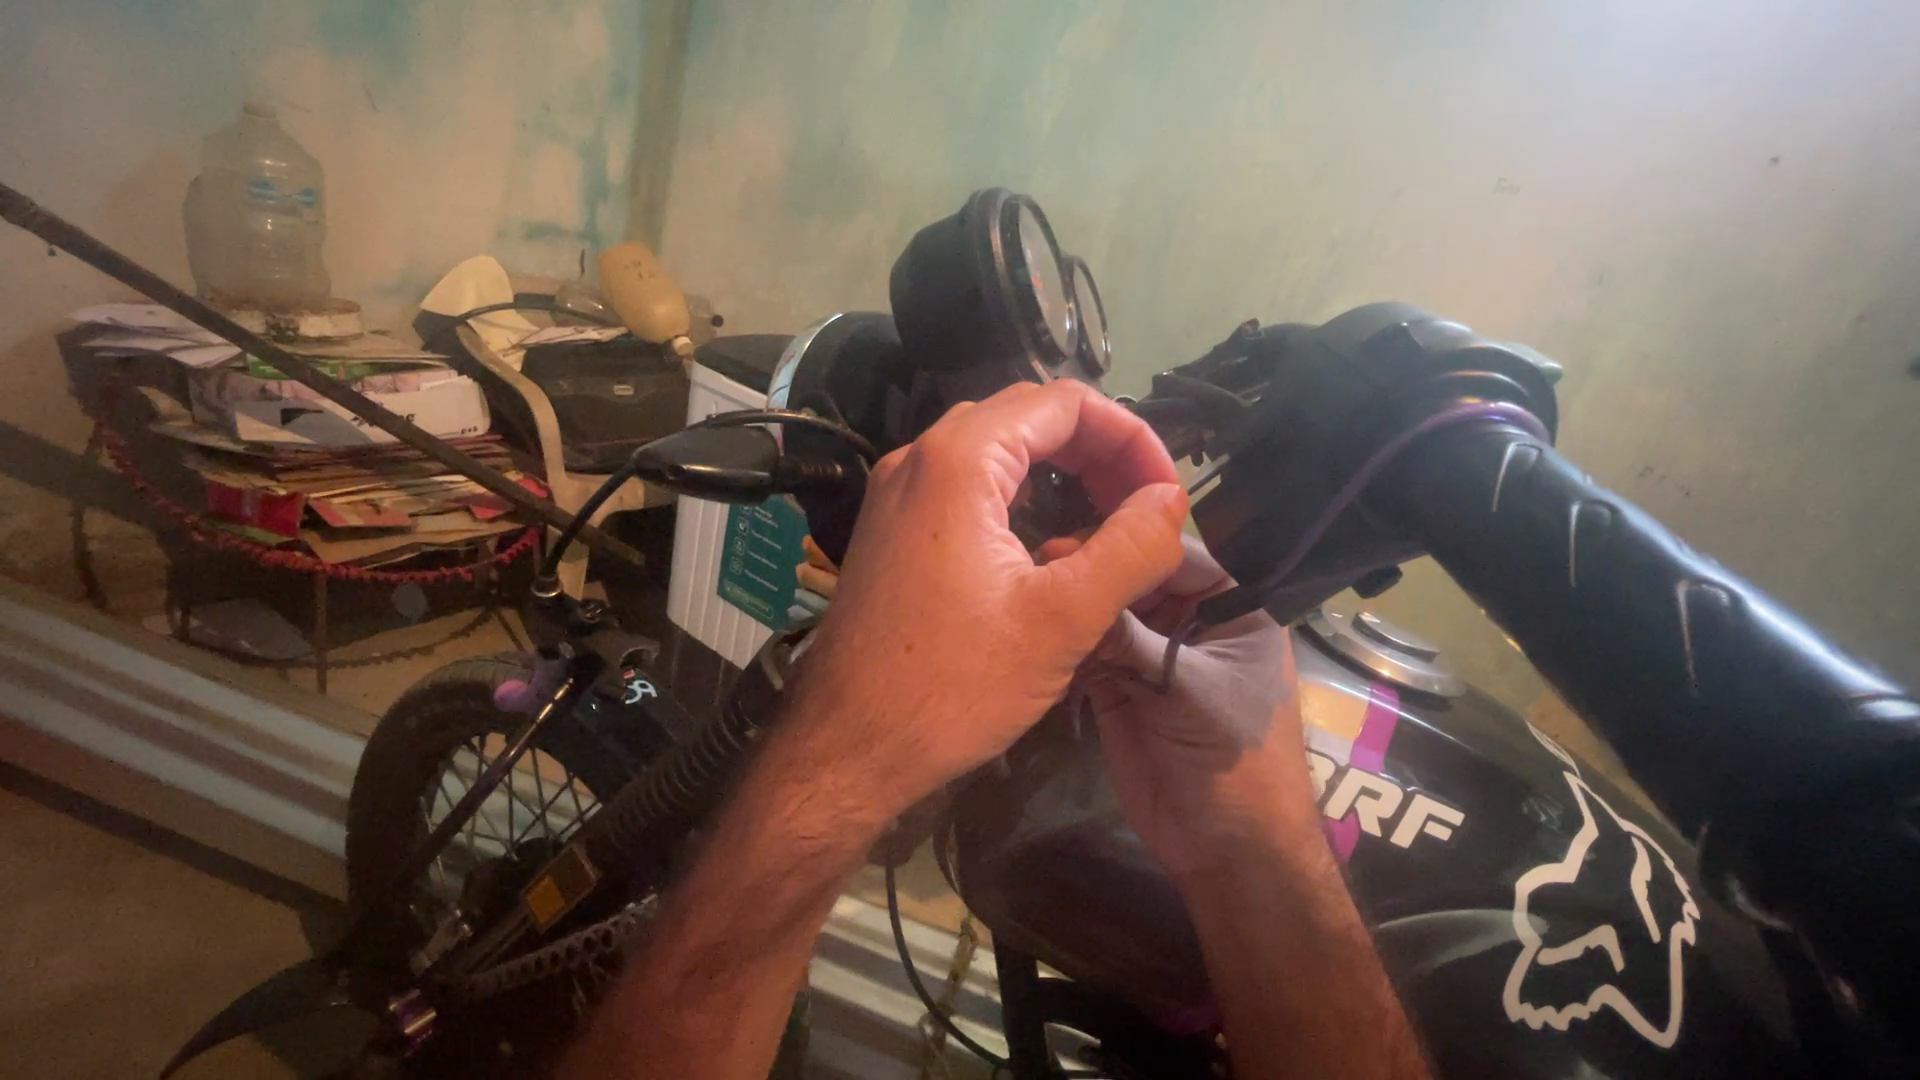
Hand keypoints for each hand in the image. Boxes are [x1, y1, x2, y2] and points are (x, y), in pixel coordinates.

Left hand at [788, 379, 1189, 825]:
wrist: (849, 745)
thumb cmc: (953, 684)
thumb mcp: (1062, 619)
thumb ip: (1130, 548)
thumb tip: (1171, 499)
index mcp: (958, 461)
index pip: (1064, 402)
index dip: (1129, 436)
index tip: (1165, 491)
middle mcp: (919, 459)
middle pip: (1029, 418)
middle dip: (1098, 452)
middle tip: (1143, 508)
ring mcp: (898, 493)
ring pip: (998, 451)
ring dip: (1061, 474)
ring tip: (1107, 526)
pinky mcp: (893, 529)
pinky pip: (968, 486)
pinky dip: (1020, 499)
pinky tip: (1048, 547)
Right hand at [1069, 534, 1319, 880]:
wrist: (1225, 848)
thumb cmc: (1234, 759)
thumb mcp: (1190, 688)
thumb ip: (1132, 641)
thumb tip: (1074, 592)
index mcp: (1232, 610)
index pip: (1178, 556)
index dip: (1130, 544)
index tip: (1075, 540)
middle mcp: (1190, 623)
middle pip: (1136, 580)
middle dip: (1096, 575)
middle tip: (1041, 564)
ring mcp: (1152, 655)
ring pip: (1109, 615)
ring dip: (1076, 608)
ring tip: (1031, 592)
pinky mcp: (1119, 686)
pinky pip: (1089, 653)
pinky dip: (1066, 645)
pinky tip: (1036, 633)